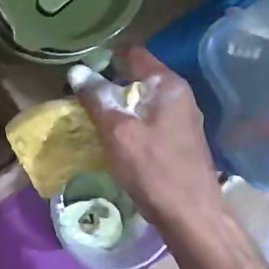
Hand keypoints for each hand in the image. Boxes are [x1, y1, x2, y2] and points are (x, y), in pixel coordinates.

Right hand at [71, 48, 227, 233]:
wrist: (191, 215)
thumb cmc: (153, 168)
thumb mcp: (118, 130)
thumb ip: (97, 97)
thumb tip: (77, 71)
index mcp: (167, 84)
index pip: (133, 53)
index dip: (104, 57)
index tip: (79, 72)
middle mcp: (179, 94)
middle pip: (137, 76)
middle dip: (107, 83)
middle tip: (79, 97)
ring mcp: (183, 117)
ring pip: (142, 100)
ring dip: (117, 105)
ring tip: (91, 118)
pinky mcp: (180, 139)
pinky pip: (149, 119)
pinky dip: (130, 122)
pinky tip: (114, 138)